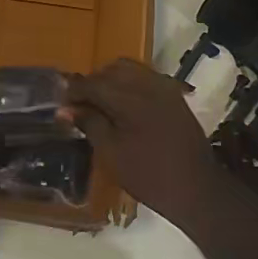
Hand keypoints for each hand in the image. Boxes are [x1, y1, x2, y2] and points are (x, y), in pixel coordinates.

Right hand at [66, 58, 224, 222]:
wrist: (196, 189)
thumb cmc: (148, 175)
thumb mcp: (111, 153)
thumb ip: (89, 123)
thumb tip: (65, 108)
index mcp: (129, 98)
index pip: (93, 83)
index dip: (73, 91)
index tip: (61, 103)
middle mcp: (148, 84)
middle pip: (110, 71)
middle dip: (92, 83)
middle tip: (78, 104)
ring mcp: (164, 88)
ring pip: (129, 69)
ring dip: (110, 79)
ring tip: (100, 102)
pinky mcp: (175, 96)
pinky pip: (146, 77)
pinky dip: (129, 82)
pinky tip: (123, 102)